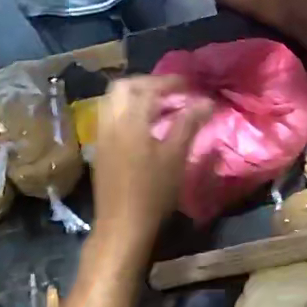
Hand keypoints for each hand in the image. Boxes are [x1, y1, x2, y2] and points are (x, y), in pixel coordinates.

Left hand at [89, 76, 210, 252]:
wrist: (122, 225)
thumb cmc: (153, 192)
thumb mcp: (176, 156)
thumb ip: (189, 124)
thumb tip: (206, 101)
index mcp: (129, 119)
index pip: (149, 87)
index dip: (171, 82)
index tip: (191, 85)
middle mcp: (110, 121)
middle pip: (124, 87)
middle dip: (148, 84)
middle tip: (171, 92)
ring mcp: (101, 135)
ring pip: (113, 101)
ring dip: (135, 97)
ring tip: (159, 107)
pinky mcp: (99, 150)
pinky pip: (110, 117)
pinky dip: (127, 112)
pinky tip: (144, 127)